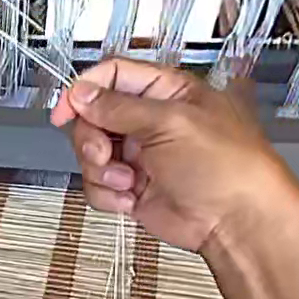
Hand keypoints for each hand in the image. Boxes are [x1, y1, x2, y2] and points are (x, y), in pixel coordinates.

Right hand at [50, 58, 298, 252]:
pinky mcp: (132, 189)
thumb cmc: (226, 166)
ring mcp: (139, 157)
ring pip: (92, 155)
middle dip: (91, 139)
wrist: (234, 221)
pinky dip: (107, 195)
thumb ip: (120, 107)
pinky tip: (130, 199)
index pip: (112, 77)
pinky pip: (99, 187)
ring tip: (127, 182)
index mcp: (165, 92)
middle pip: (94, 118)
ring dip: (101, 172)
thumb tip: (83, 94)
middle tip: (103, 154)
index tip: (64, 110)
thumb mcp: (170, 123)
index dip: (83, 91)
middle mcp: (150, 122)